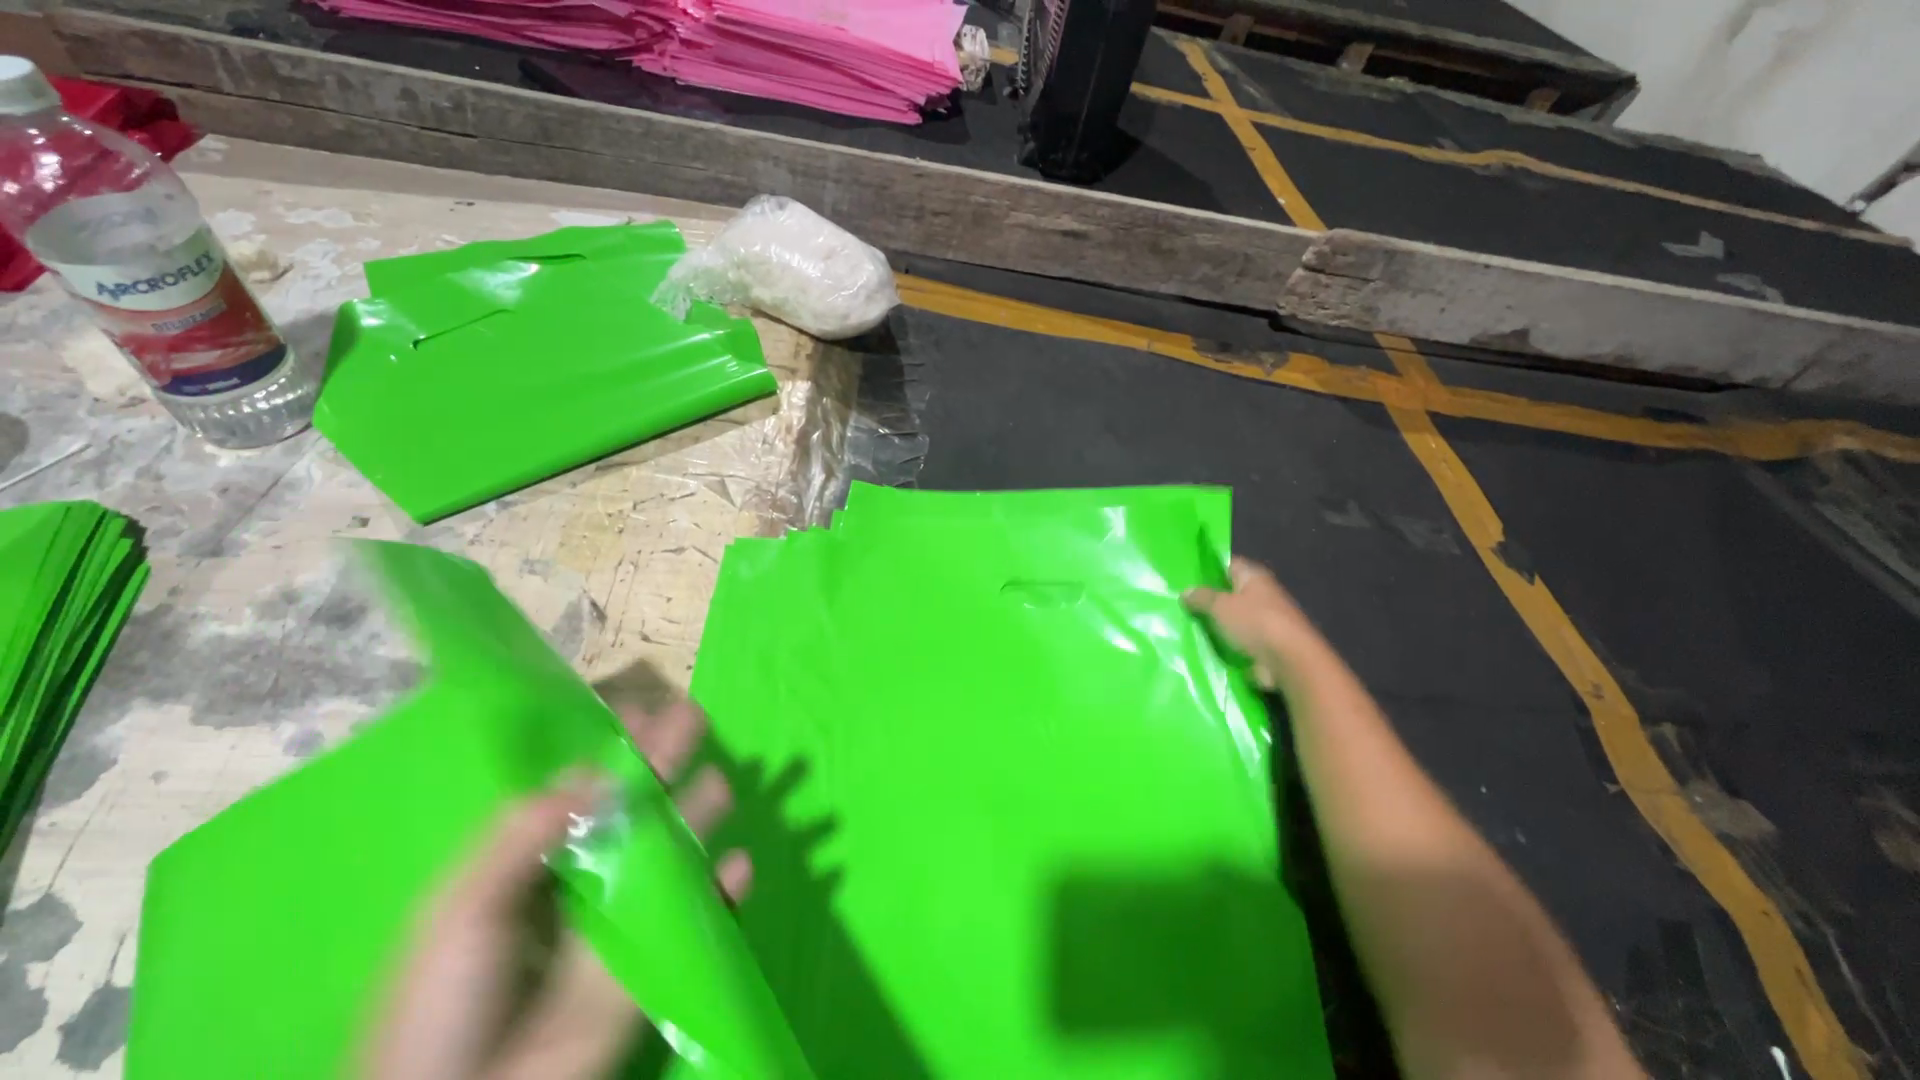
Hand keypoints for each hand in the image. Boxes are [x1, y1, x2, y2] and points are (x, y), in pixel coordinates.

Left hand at [362, 701, 750, 1079]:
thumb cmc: (443, 1005)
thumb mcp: (460, 909)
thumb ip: (519, 837)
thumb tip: (591, 777)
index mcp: (525, 867)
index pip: (577, 795)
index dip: (610, 754)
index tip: (639, 710)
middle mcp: (577, 885)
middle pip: (631, 815)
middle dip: (662, 767)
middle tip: (694, 717)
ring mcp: (618, 927)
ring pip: (670, 858)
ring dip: (698, 819)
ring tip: (722, 780)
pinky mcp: (650, 970)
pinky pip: (697, 922)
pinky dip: (725, 894)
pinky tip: (742, 865)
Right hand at [1183, 556, 1327, 689]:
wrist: (1288, 662)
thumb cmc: (1254, 623)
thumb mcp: (1220, 606)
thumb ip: (1201, 597)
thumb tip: (1186, 591)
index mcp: (1254, 577)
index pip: (1229, 565)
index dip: (1209, 569)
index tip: (1186, 577)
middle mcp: (1261, 595)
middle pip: (1230, 593)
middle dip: (1209, 600)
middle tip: (1179, 604)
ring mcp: (1265, 621)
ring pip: (1232, 619)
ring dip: (1216, 625)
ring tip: (1186, 626)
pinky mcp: (1264, 645)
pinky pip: (1238, 641)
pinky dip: (1224, 644)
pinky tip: (1203, 647)